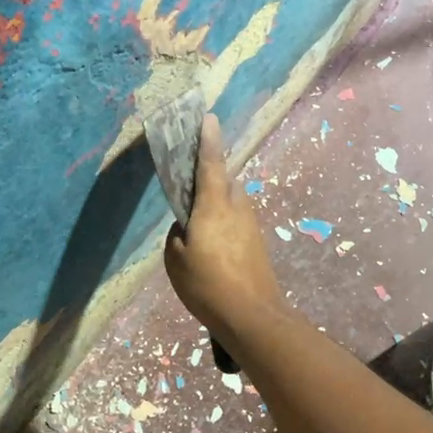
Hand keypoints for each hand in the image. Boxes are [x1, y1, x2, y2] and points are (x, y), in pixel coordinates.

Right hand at [162, 115, 283, 339]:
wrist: (252, 315)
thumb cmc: (207, 285)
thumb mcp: (175, 260)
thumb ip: (177, 235)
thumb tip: (186, 226)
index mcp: (213, 206)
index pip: (209, 164)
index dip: (207, 140)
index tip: (209, 117)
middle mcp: (236, 208)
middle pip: (223, 182)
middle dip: (210, 178)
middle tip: (190, 185)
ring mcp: (251, 225)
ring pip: (231, 202)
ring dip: (217, 204)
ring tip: (199, 223)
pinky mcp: (257, 242)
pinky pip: (236, 221)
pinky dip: (224, 223)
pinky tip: (213, 247)